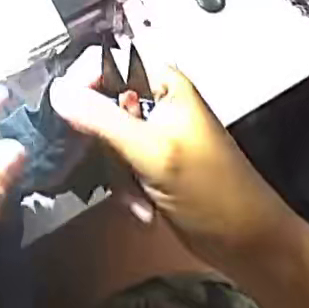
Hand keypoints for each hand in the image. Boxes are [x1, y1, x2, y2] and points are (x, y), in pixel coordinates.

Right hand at [47, 47, 299, 271]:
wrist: (249, 246)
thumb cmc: (214, 191)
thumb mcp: (154, 152)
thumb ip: (103, 119)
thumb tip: (59, 92)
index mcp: (161, 80)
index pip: (106, 61)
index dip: (83, 84)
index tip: (67, 114)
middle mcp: (153, 99)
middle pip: (99, 101)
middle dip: (101, 141)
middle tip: (111, 165)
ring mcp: (149, 131)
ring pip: (102, 137)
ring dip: (114, 171)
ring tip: (136, 195)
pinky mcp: (146, 160)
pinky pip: (114, 163)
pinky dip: (122, 187)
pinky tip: (142, 206)